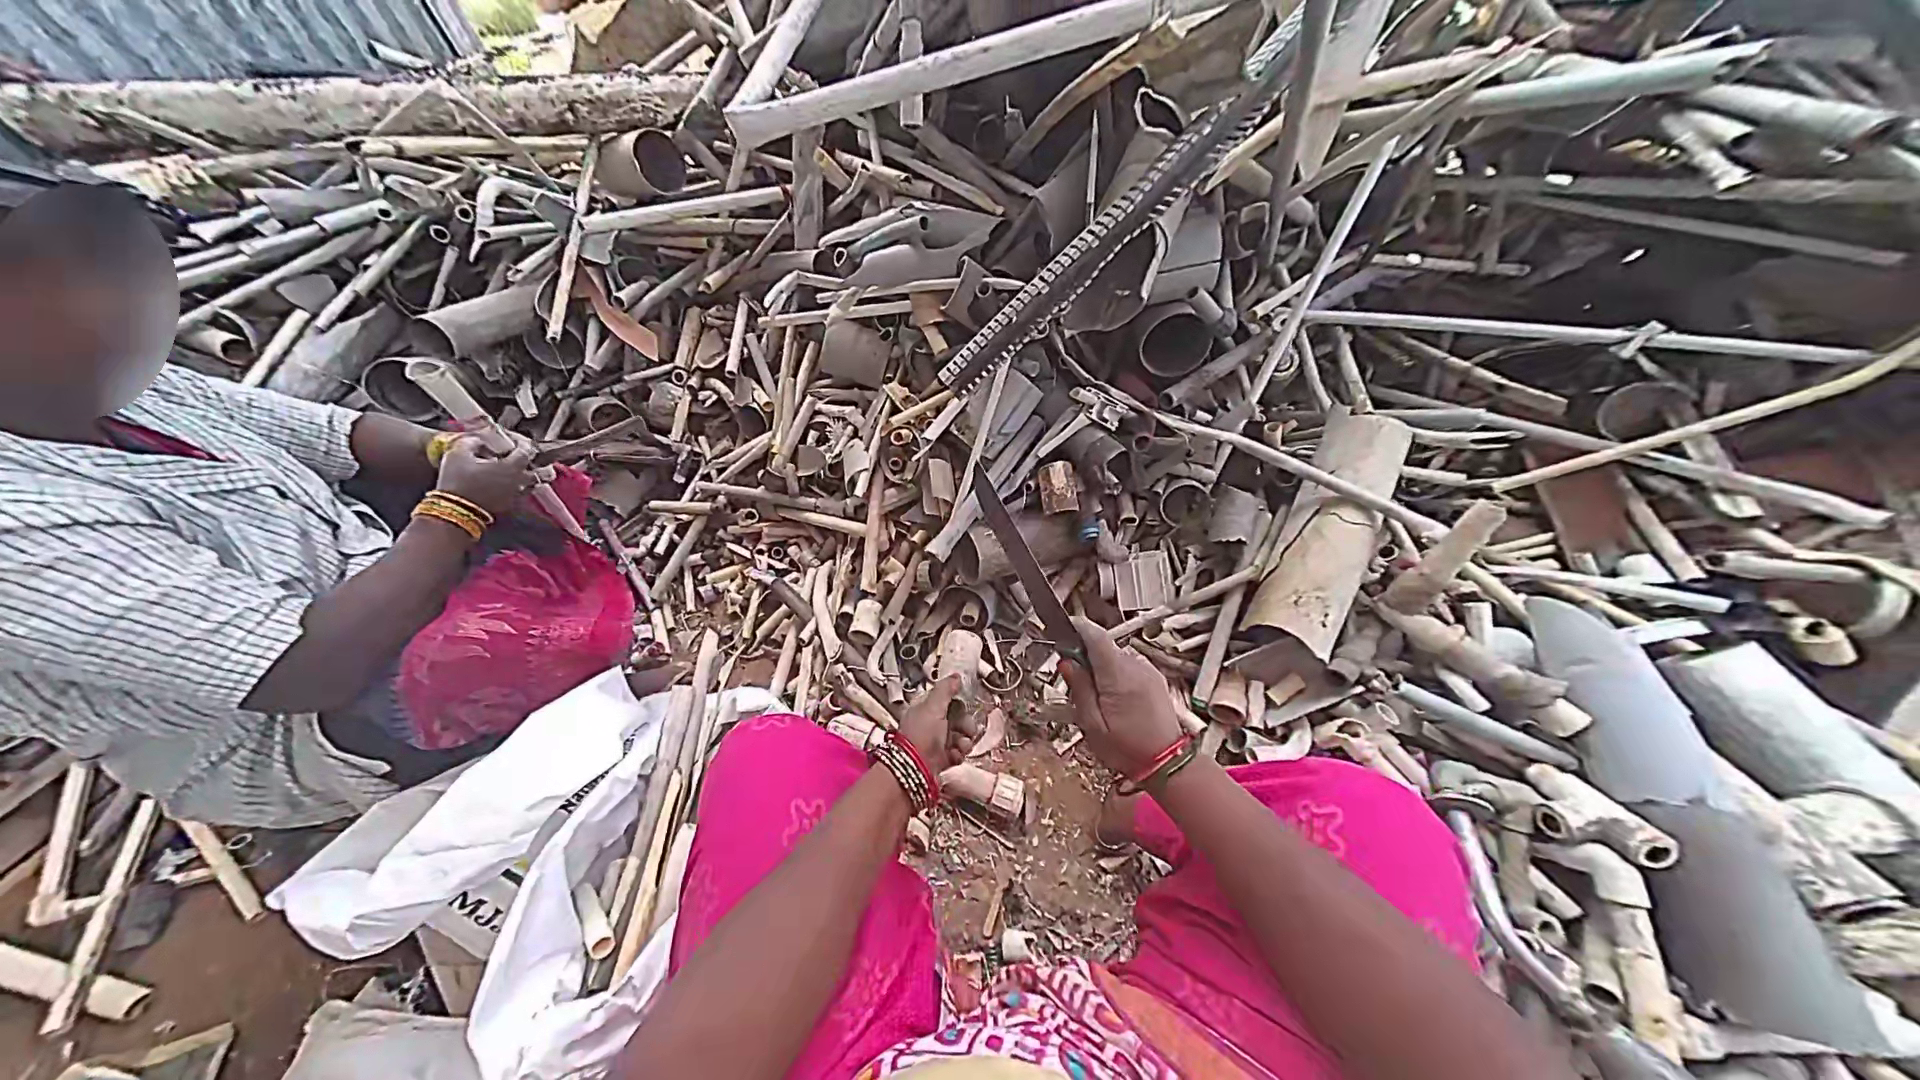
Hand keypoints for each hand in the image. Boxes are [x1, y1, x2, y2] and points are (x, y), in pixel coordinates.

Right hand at [435, 434, 536, 515]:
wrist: (454, 510)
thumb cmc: (457, 479)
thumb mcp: (458, 454)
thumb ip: (472, 442)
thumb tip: (480, 440)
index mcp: (512, 467)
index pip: (527, 451)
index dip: (522, 443)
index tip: (514, 440)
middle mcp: (520, 481)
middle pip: (538, 470)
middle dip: (533, 462)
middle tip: (521, 456)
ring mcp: (517, 495)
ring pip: (534, 483)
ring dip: (530, 475)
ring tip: (518, 470)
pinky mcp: (510, 505)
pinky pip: (523, 493)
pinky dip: (521, 486)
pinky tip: (508, 482)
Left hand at [897, 675, 978, 772]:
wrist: (915, 768)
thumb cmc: (921, 735)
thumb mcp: (933, 707)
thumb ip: (945, 690)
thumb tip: (956, 676)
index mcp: (924, 710)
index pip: (947, 703)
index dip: (959, 705)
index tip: (965, 708)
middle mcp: (929, 726)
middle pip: (957, 721)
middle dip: (966, 726)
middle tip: (967, 730)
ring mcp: (935, 744)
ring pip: (960, 737)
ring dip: (964, 741)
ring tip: (960, 746)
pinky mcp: (941, 760)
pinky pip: (957, 753)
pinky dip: (958, 755)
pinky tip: (954, 756)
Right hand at [1059, 615, 1187, 776]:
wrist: (1168, 764)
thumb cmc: (1129, 750)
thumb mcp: (1092, 725)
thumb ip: (1079, 689)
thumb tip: (1066, 663)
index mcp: (1118, 677)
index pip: (1096, 636)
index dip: (1077, 628)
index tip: (1062, 631)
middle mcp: (1136, 668)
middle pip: (1104, 645)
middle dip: (1084, 654)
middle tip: (1072, 677)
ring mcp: (1148, 671)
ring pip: (1115, 655)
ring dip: (1099, 665)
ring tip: (1094, 694)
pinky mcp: (1154, 678)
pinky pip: (1128, 665)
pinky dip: (1114, 672)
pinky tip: (1111, 696)